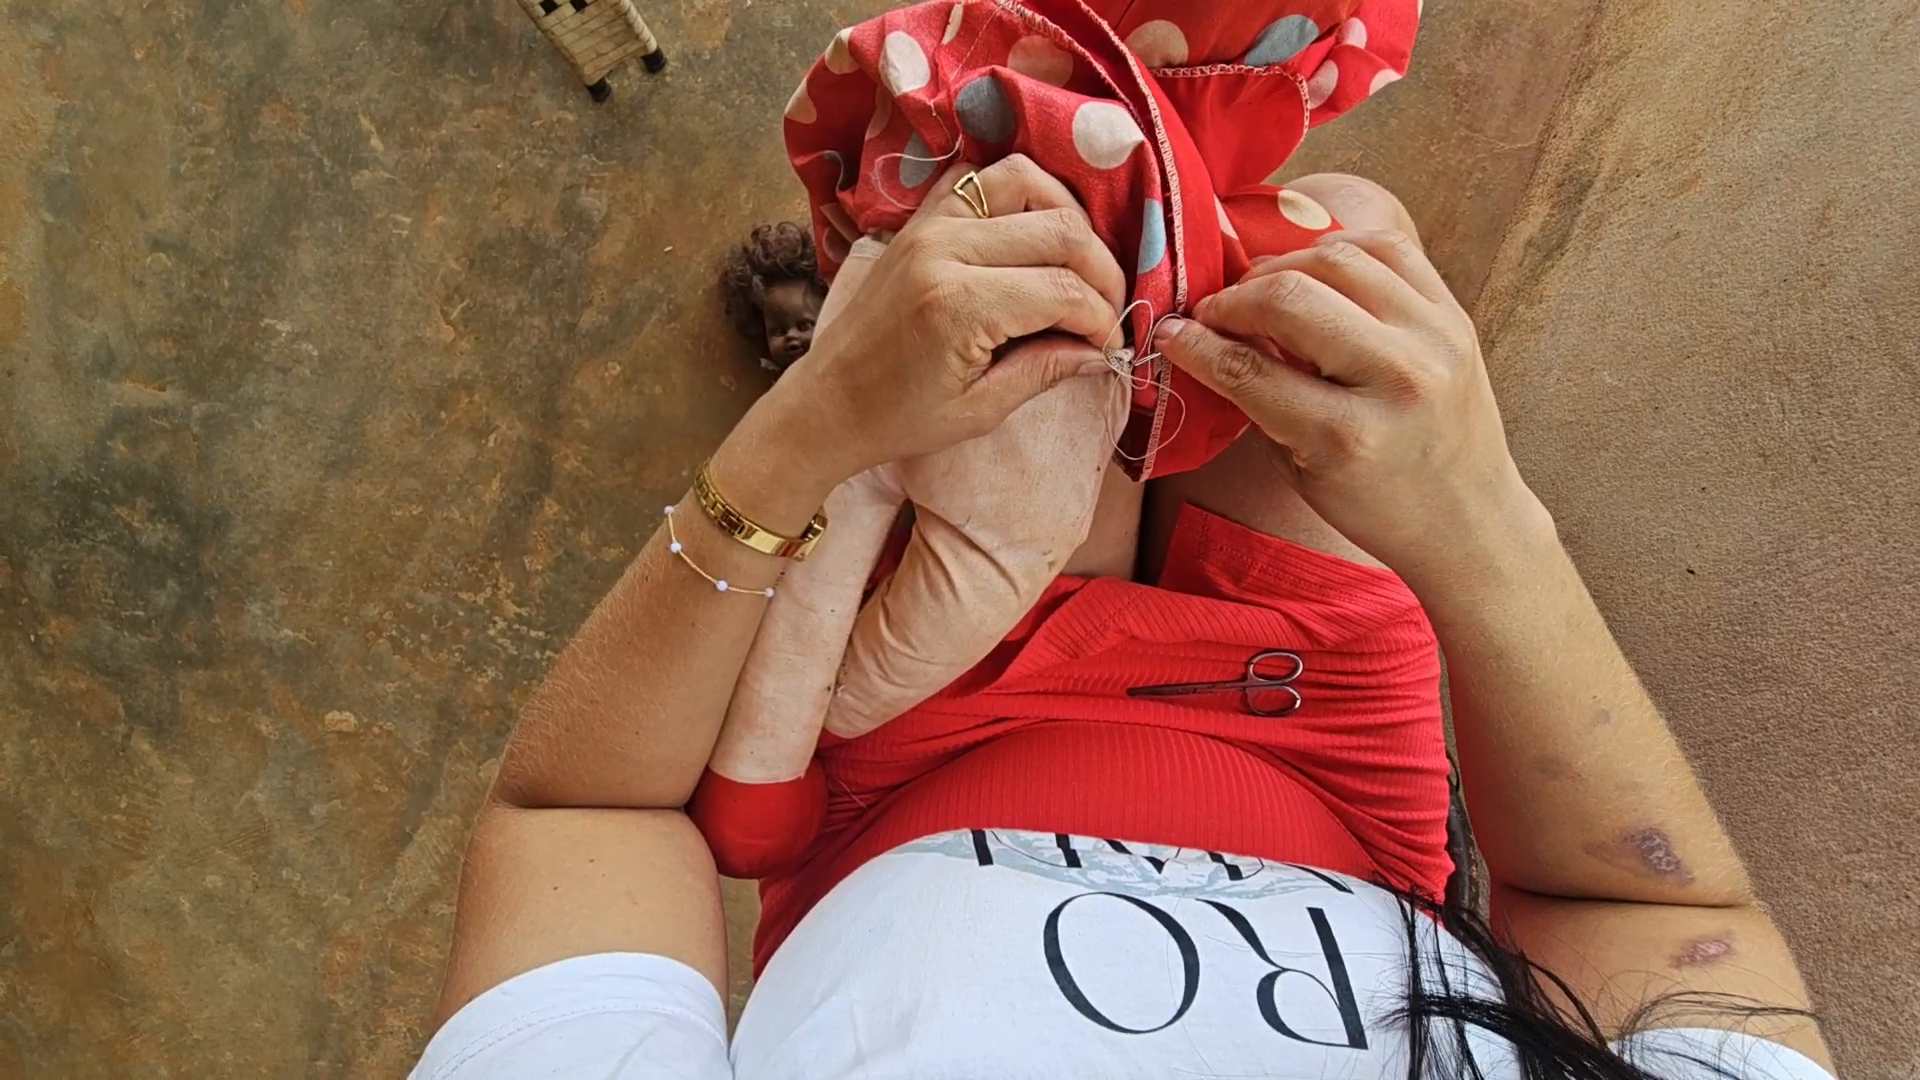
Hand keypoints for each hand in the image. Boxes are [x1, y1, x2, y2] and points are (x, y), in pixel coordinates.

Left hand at [756, 154, 1127, 487]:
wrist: (828, 403)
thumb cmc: (898, 420)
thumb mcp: (978, 410)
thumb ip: (1043, 370)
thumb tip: (1100, 350)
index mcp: (959, 305)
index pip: (1063, 291)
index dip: (1101, 319)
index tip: (1109, 346)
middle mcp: (945, 248)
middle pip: (1059, 231)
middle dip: (1100, 273)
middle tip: (1105, 312)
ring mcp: (928, 225)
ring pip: (1027, 183)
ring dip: (1068, 220)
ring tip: (1078, 267)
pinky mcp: (917, 220)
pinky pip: (980, 178)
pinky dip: (1020, 194)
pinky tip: (1034, 232)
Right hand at [1153, 230, 1551, 587]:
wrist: (1467, 518)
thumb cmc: (1368, 505)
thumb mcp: (1295, 467)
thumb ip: (1255, 400)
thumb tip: (1208, 340)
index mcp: (1345, 436)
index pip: (1248, 370)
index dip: (1195, 346)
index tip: (1168, 333)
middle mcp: (1396, 376)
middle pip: (1290, 299)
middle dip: (1233, 300)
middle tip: (1210, 314)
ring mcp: (1435, 337)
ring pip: (1337, 258)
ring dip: (1279, 268)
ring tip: (1257, 293)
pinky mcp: (1455, 314)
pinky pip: (1388, 250)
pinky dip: (1335, 252)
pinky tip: (1310, 274)